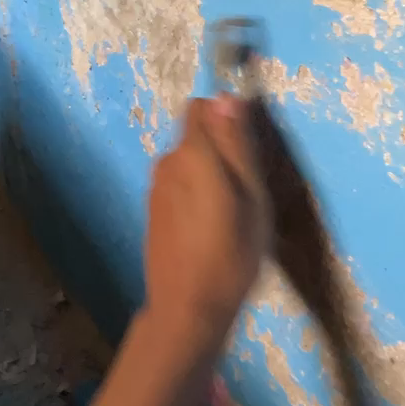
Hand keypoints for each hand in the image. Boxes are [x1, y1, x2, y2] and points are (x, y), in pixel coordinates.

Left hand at [142, 95, 270, 353]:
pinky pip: (178, 181)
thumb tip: (227, 96)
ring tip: (230, 211)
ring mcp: (156, 184)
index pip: (202, 106)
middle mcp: (168, 160)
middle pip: (195, 132)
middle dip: (220, 147)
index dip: (226, 118)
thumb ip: (237, 144)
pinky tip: (208, 225)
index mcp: (193, 151)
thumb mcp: (252, 197)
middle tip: (245, 187)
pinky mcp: (152, 207)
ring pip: (188, 158)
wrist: (187, 309)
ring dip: (207, 171)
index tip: (246, 149)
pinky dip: (194, 191)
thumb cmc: (232, 253)